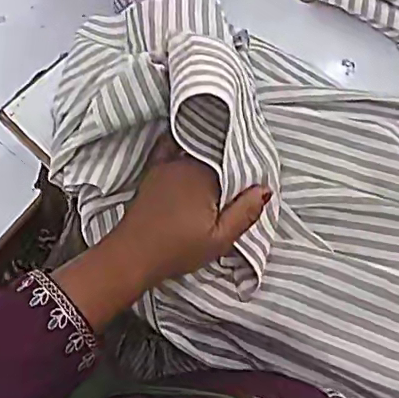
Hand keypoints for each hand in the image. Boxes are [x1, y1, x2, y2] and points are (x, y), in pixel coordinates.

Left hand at [52, 136, 269, 329]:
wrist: (133, 255)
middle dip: (229, 159)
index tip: (254, 180)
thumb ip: (246, 212)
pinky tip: (187, 146)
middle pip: (216, 153)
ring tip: (221, 160)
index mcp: (206, 177)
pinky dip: (181, 142)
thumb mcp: (220, 239)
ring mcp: (167, 164)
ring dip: (208, 150)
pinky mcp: (153, 171)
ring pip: (195, 149)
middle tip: (239, 173)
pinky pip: (169, 146)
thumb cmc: (177, 250)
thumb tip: (265, 189)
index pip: (235, 163)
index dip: (247, 170)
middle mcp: (187, 163)